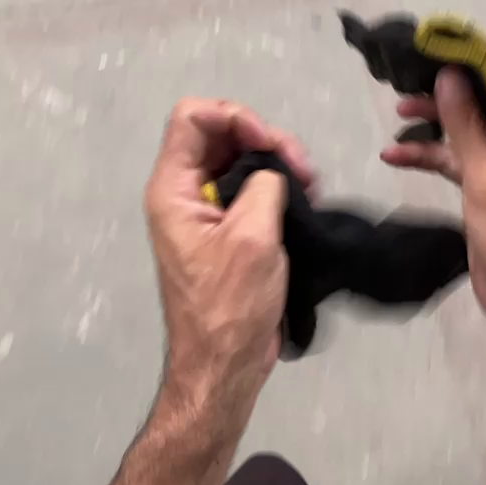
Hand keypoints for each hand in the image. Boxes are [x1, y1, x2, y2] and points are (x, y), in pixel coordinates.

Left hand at [144, 99, 316, 401]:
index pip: (192, 117)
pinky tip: (307, 199)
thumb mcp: (251, 238)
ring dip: (278, 162)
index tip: (269, 143)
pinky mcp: (229, 227)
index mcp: (173, 189)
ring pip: (241, 157)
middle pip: (221, 133)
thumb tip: (272, 173)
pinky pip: (251, 186)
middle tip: (304, 168)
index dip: (234, 116)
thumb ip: (262, 185)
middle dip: (266, 139)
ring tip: (312, 185)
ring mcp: (206, 210)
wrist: (226, 367)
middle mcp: (184, 191)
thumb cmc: (230, 306)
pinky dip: (279, 185)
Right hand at [381, 68, 485, 340]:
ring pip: (466, 134)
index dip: (477, 65)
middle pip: (484, 106)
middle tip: (406, 86)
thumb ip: (465, 126)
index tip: (439, 52)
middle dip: (445, 98)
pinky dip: (431, 158)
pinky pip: (458, 162)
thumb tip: (448, 76)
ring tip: (395, 117)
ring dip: (433, 127)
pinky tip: (394, 156)